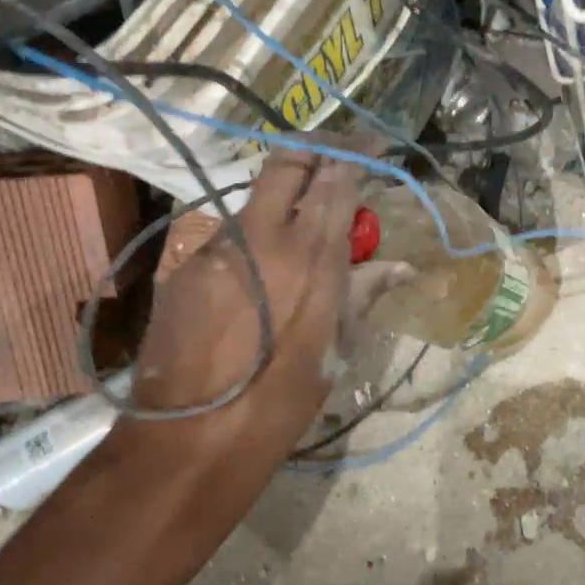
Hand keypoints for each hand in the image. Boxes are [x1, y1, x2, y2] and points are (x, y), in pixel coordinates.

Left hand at [128, 146, 375, 452]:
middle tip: (336, 161)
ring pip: (254, 198)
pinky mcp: (184, 268)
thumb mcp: (336, 349)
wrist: (188, 440)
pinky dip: (253, 238)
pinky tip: (259, 275)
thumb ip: (364, 294)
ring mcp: (216, 248)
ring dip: (282, 199)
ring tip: (300, 230)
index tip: (372, 144)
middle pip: (287, 161)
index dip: (355, 151)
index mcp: (311, 254)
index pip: (336, 175)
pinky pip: (228, 236)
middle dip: (315, 150)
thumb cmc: (280, 399)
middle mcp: (261, 235)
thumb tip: (400, 266)